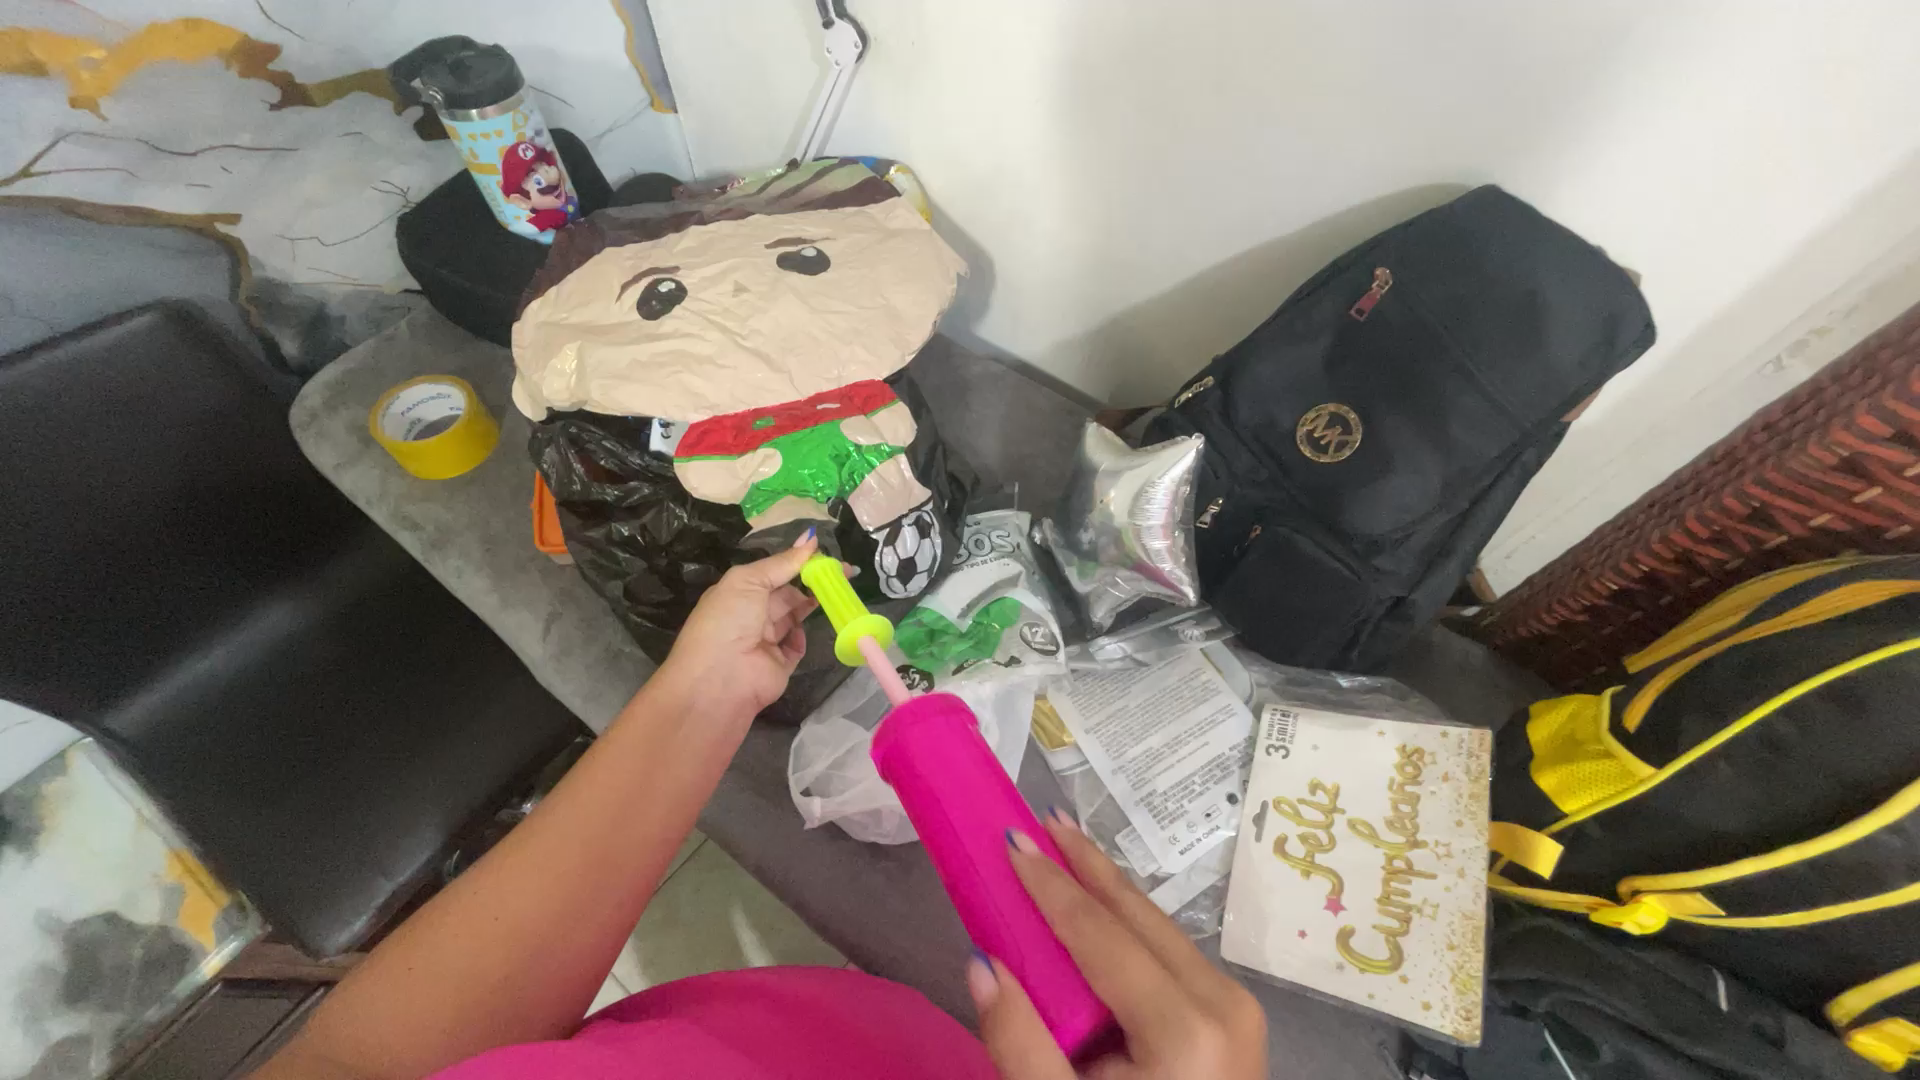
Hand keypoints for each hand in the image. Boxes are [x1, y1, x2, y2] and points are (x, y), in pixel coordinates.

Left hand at [654, 532, 819, 723]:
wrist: (719, 679)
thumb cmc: (728, 620)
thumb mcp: (749, 580)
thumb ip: (783, 562)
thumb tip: (811, 538)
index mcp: (738, 592)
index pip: (772, 572)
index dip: (797, 562)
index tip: (824, 554)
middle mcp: (751, 615)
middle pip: (787, 594)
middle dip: (811, 582)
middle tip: (842, 573)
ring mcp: (766, 641)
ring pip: (794, 617)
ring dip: (810, 605)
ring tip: (834, 593)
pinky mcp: (780, 664)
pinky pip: (797, 645)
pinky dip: (802, 637)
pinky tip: (801, 630)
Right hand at [970, 815, 1266, 1079]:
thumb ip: (1020, 1045)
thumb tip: (980, 961)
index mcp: (1185, 1027)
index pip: (1099, 933)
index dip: (1049, 882)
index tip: (1011, 838)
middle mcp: (1221, 1001)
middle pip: (1136, 912)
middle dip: (1084, 863)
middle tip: (1043, 818)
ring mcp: (1235, 1008)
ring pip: (1155, 925)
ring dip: (1104, 887)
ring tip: (1064, 846)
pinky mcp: (1232, 1019)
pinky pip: (1167, 950)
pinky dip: (1126, 921)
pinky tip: (1100, 905)